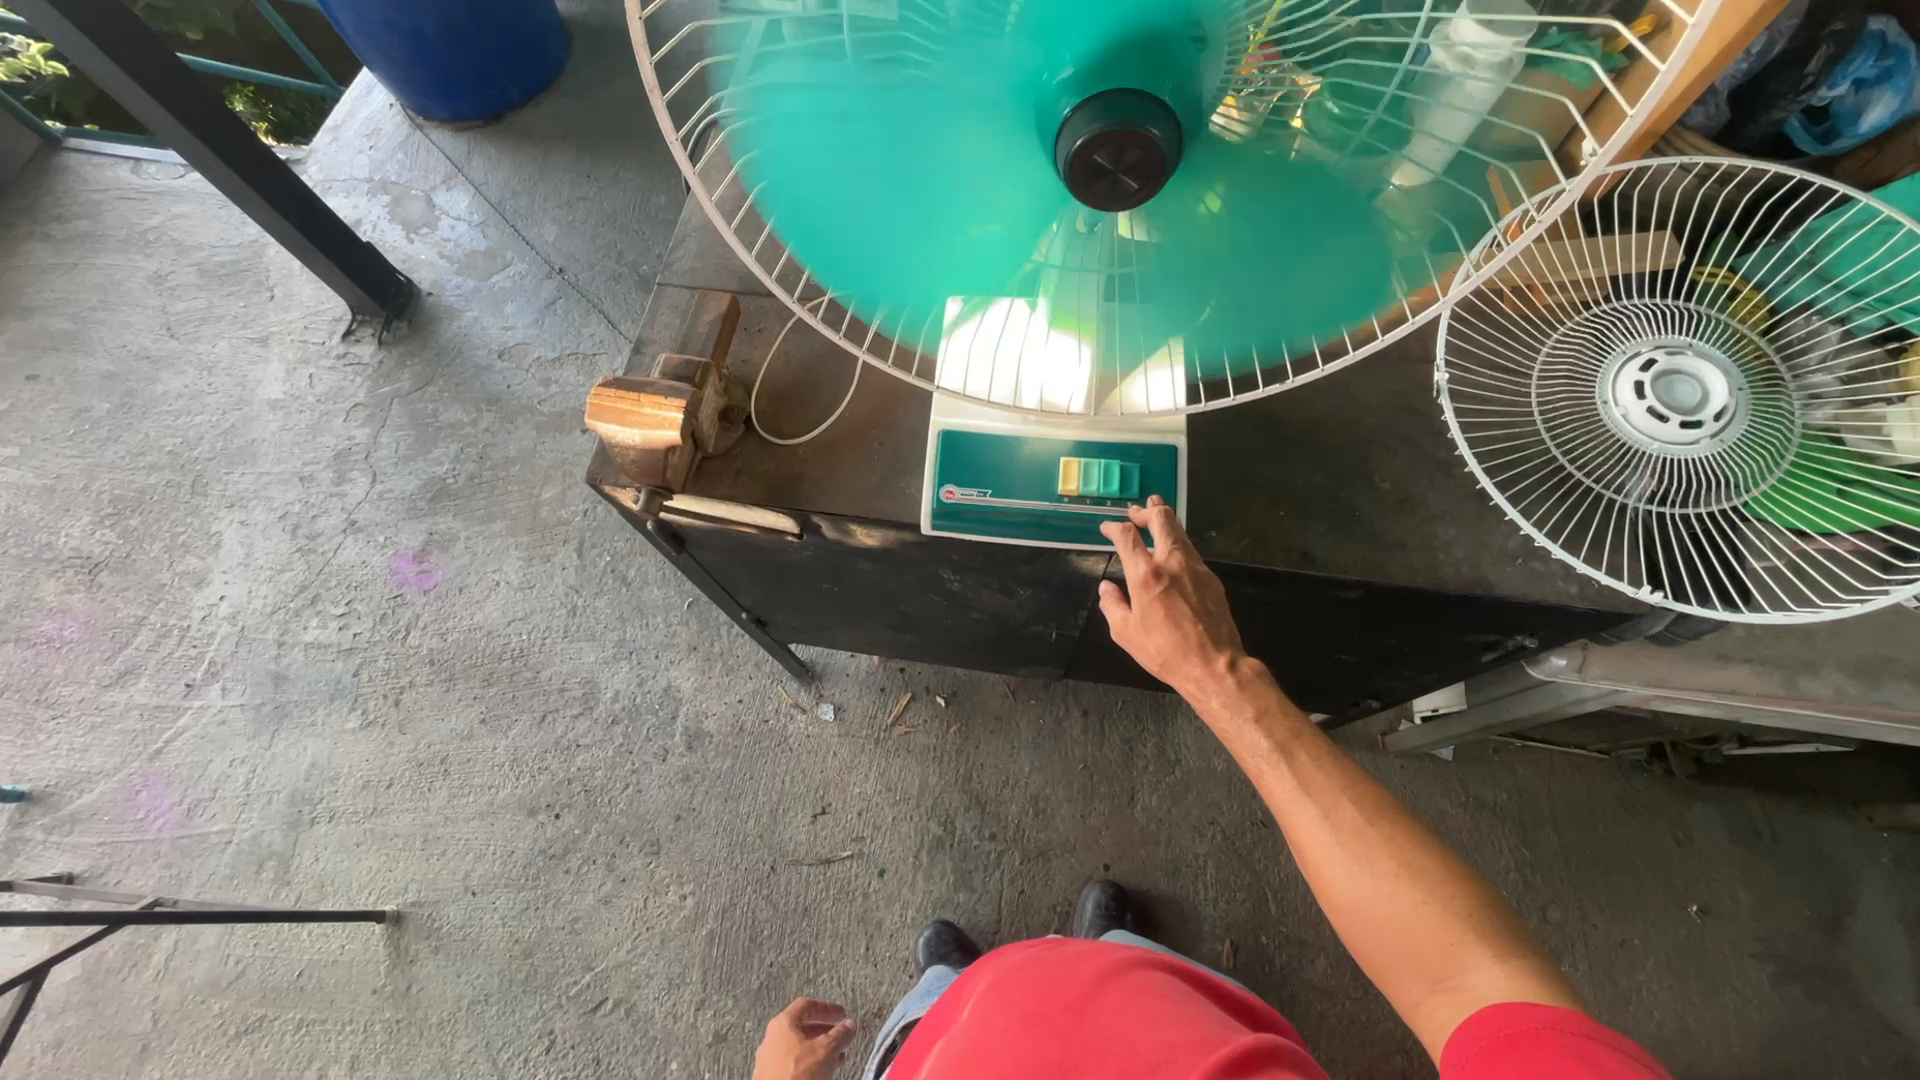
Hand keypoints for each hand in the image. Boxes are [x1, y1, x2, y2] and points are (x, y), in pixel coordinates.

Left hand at [752, 998, 856, 1079]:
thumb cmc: (797, 1075)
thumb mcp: (827, 1050)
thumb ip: (840, 1034)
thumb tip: (849, 1025)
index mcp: (782, 1024)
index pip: (807, 1005)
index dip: (827, 1008)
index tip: (841, 1014)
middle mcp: (771, 1038)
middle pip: (802, 1027)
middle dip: (824, 1031)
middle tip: (840, 1035)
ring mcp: (768, 1060)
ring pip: (798, 1047)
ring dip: (819, 1049)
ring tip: (836, 1058)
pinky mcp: (769, 1077)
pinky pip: (792, 1063)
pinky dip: (808, 1063)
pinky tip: (821, 1072)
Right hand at [1098, 496, 1246, 699]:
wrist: (1213, 664)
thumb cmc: (1164, 651)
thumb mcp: (1125, 633)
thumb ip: (1112, 605)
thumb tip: (1107, 589)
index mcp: (1145, 575)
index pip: (1127, 536)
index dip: (1114, 526)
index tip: (1107, 528)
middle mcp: (1171, 563)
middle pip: (1162, 519)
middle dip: (1146, 511)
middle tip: (1136, 512)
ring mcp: (1195, 568)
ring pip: (1181, 531)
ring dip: (1165, 521)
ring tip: (1156, 514)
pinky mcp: (1211, 578)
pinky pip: (1191, 552)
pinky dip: (1178, 544)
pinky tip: (1173, 552)